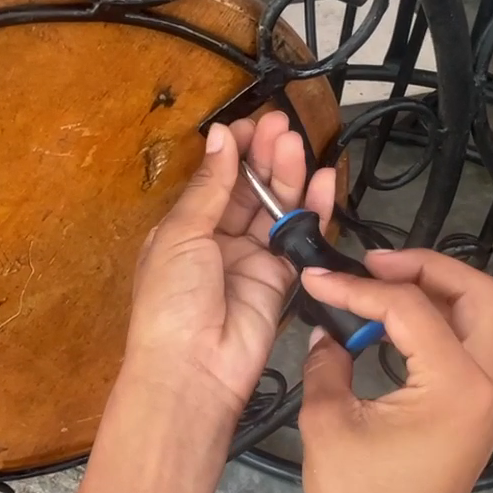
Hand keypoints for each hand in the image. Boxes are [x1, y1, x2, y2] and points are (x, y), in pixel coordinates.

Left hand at [122, 112, 338, 421]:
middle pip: (248, 191)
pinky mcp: (280, 280)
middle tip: (282, 125)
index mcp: (185, 230)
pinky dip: (312, 210)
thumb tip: (219, 138)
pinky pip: (299, 239)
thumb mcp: (181, 234)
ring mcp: (250, 261)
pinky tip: (321, 181)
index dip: (235, 152)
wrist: (193, 368)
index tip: (252, 125)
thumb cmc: (170, 303)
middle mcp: (218, 243)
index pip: (215, 181)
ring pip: (276, 209)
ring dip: (288, 175)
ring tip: (298, 143)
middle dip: (265, 157)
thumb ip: (209, 186)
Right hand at [296, 249, 492, 492]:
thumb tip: (327, 329)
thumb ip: (327, 362)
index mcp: (456, 384)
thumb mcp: (328, 423)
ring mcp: (491, 400)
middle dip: (424, 268)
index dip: (358, 288)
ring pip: (480, 318)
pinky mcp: (478, 413)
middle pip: (478, 293)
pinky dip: (435, 325)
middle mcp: (489, 384)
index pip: (410, 308)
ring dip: (433, 294)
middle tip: (373, 265)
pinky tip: (390, 329)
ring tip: (378, 289)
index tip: (318, 279)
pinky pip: (468, 347)